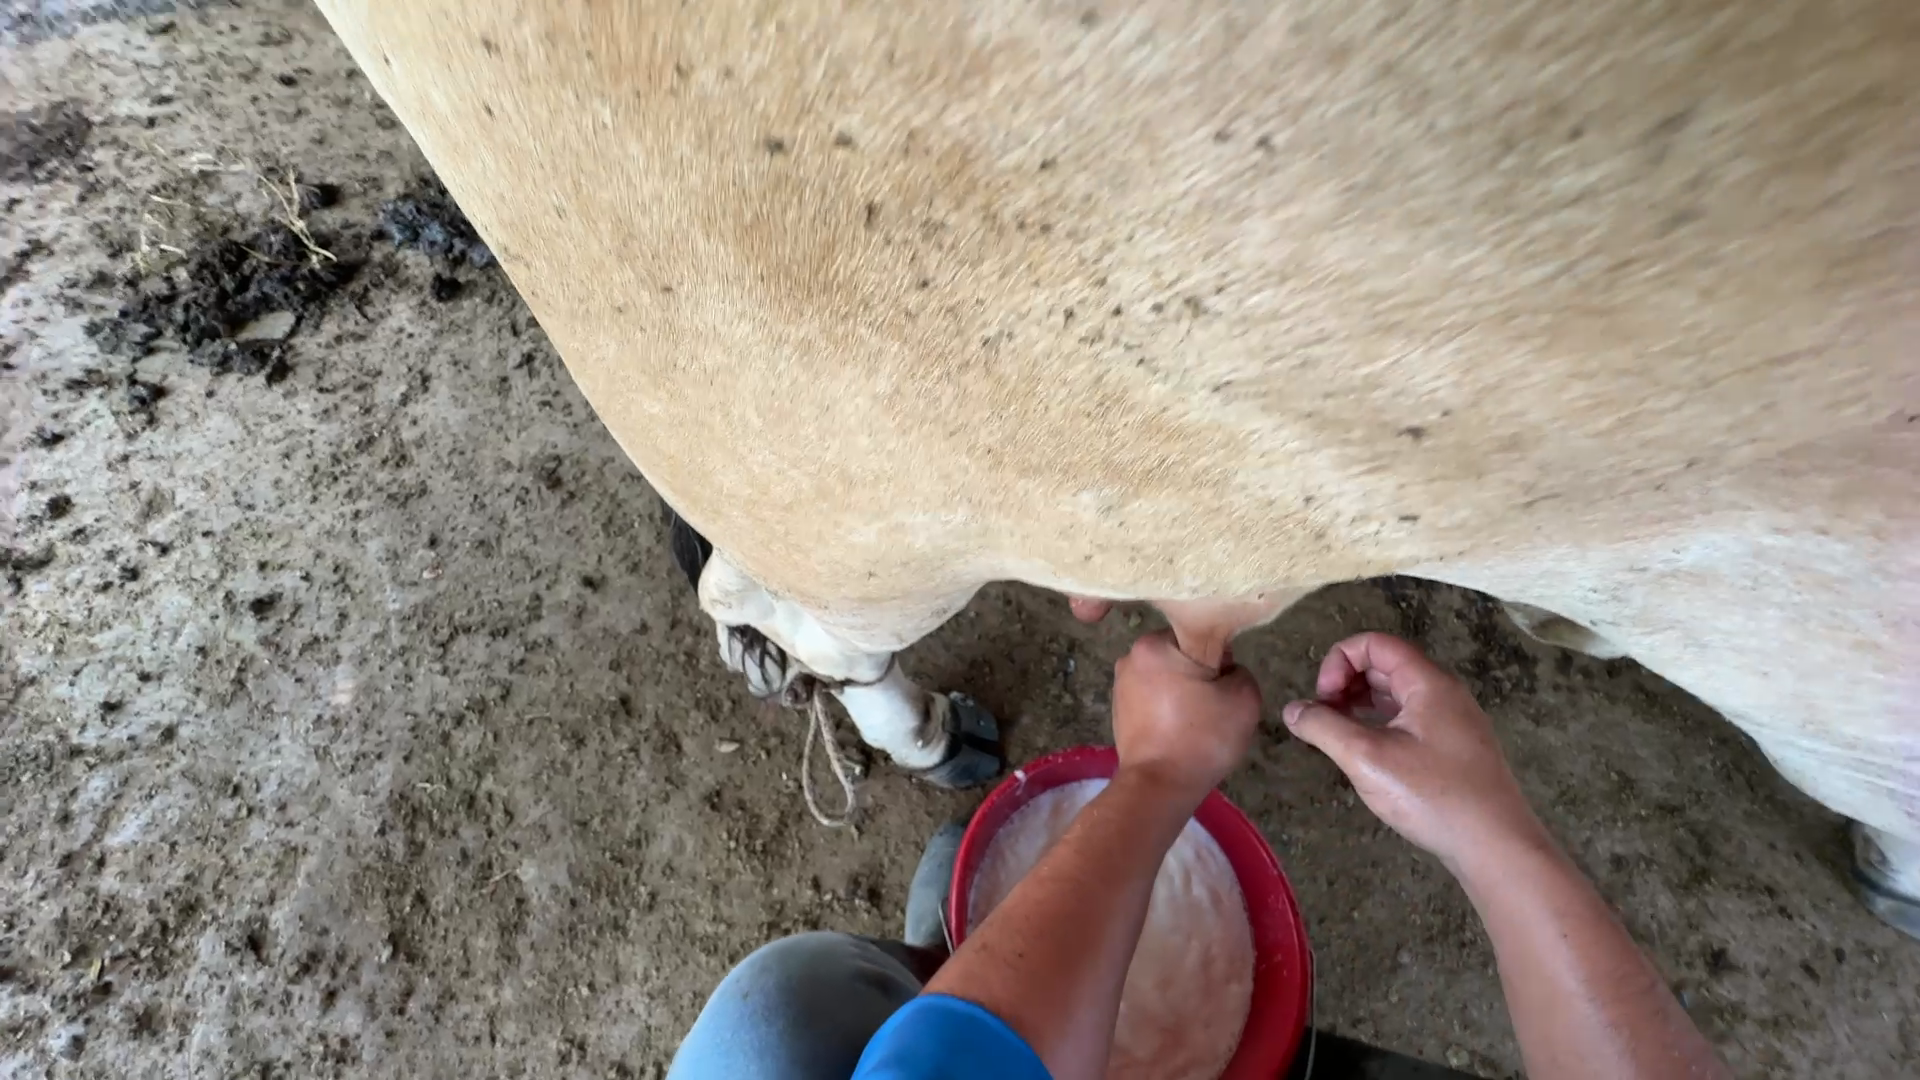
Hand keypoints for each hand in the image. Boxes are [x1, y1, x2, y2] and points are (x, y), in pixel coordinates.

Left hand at [1111, 631, 1261, 801]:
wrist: (1159, 784)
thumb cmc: (1201, 737)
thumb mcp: (1243, 698)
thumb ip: (1240, 670)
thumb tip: (1225, 670)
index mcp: (1154, 644)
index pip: (1197, 634)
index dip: (1218, 658)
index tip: (1224, 683)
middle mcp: (1130, 656)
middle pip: (1179, 655)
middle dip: (1198, 675)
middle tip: (1214, 706)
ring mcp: (1120, 683)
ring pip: (1166, 677)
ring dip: (1182, 693)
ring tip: (1196, 722)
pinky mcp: (1118, 708)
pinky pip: (1152, 698)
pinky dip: (1166, 709)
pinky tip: (1177, 731)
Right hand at [1282, 633, 1547, 871]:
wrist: (1498, 850)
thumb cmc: (1432, 796)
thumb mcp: (1366, 758)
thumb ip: (1322, 726)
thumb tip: (1291, 710)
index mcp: (1428, 684)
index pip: (1374, 644)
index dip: (1339, 661)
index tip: (1323, 698)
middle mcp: (1443, 693)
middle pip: (1383, 664)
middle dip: (1344, 682)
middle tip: (1324, 716)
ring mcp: (1451, 721)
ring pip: (1393, 692)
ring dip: (1358, 702)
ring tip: (1337, 732)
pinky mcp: (1452, 747)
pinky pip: (1406, 716)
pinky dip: (1377, 720)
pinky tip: (1364, 749)